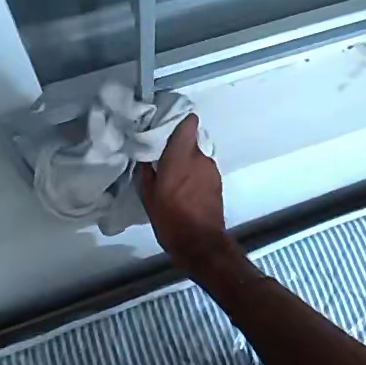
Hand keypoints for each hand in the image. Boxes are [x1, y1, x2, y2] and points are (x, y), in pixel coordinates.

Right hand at [138, 114, 231, 268]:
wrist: (200, 243)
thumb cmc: (170, 218)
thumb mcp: (149, 196)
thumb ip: (148, 171)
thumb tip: (147, 159)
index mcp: (180, 156)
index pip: (188, 123)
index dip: (180, 122)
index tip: (167, 127)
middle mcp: (200, 158)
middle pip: (190, 142)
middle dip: (179, 148)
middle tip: (164, 161)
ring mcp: (212, 170)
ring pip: (197, 157)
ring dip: (188, 164)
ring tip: (175, 180)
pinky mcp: (218, 183)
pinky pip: (204, 171)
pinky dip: (196, 176)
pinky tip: (186, 191)